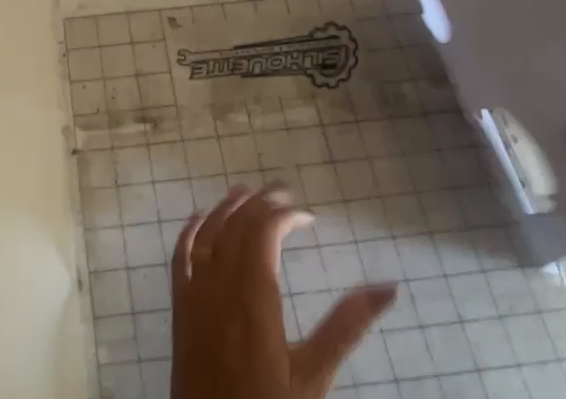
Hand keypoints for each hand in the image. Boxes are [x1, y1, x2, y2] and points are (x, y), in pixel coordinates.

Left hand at [170, 184, 394, 398]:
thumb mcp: (314, 372)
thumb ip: (347, 325)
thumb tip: (387, 286)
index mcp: (253, 296)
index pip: (263, 233)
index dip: (284, 215)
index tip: (309, 217)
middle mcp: (219, 285)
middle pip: (235, 226)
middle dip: (259, 203)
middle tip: (283, 192)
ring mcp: (194, 294)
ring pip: (206, 234)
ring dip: (226, 208)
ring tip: (246, 192)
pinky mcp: (179, 307)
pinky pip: (180, 256)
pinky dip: (190, 231)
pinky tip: (198, 219)